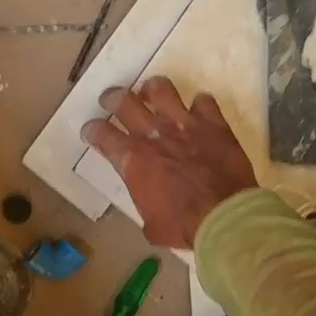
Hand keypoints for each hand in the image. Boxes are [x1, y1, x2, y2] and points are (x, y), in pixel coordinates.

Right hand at [79, 77, 257, 248]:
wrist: (223, 216)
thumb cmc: (183, 226)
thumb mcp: (151, 223)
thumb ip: (145, 203)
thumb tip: (150, 205)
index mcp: (133, 160)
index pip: (101, 134)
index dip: (92, 130)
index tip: (91, 132)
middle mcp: (154, 134)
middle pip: (123, 101)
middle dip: (112, 98)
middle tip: (111, 100)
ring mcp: (185, 124)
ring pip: (161, 89)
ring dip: (152, 89)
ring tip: (151, 94)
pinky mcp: (214, 124)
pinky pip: (204, 101)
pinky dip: (199, 105)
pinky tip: (198, 112)